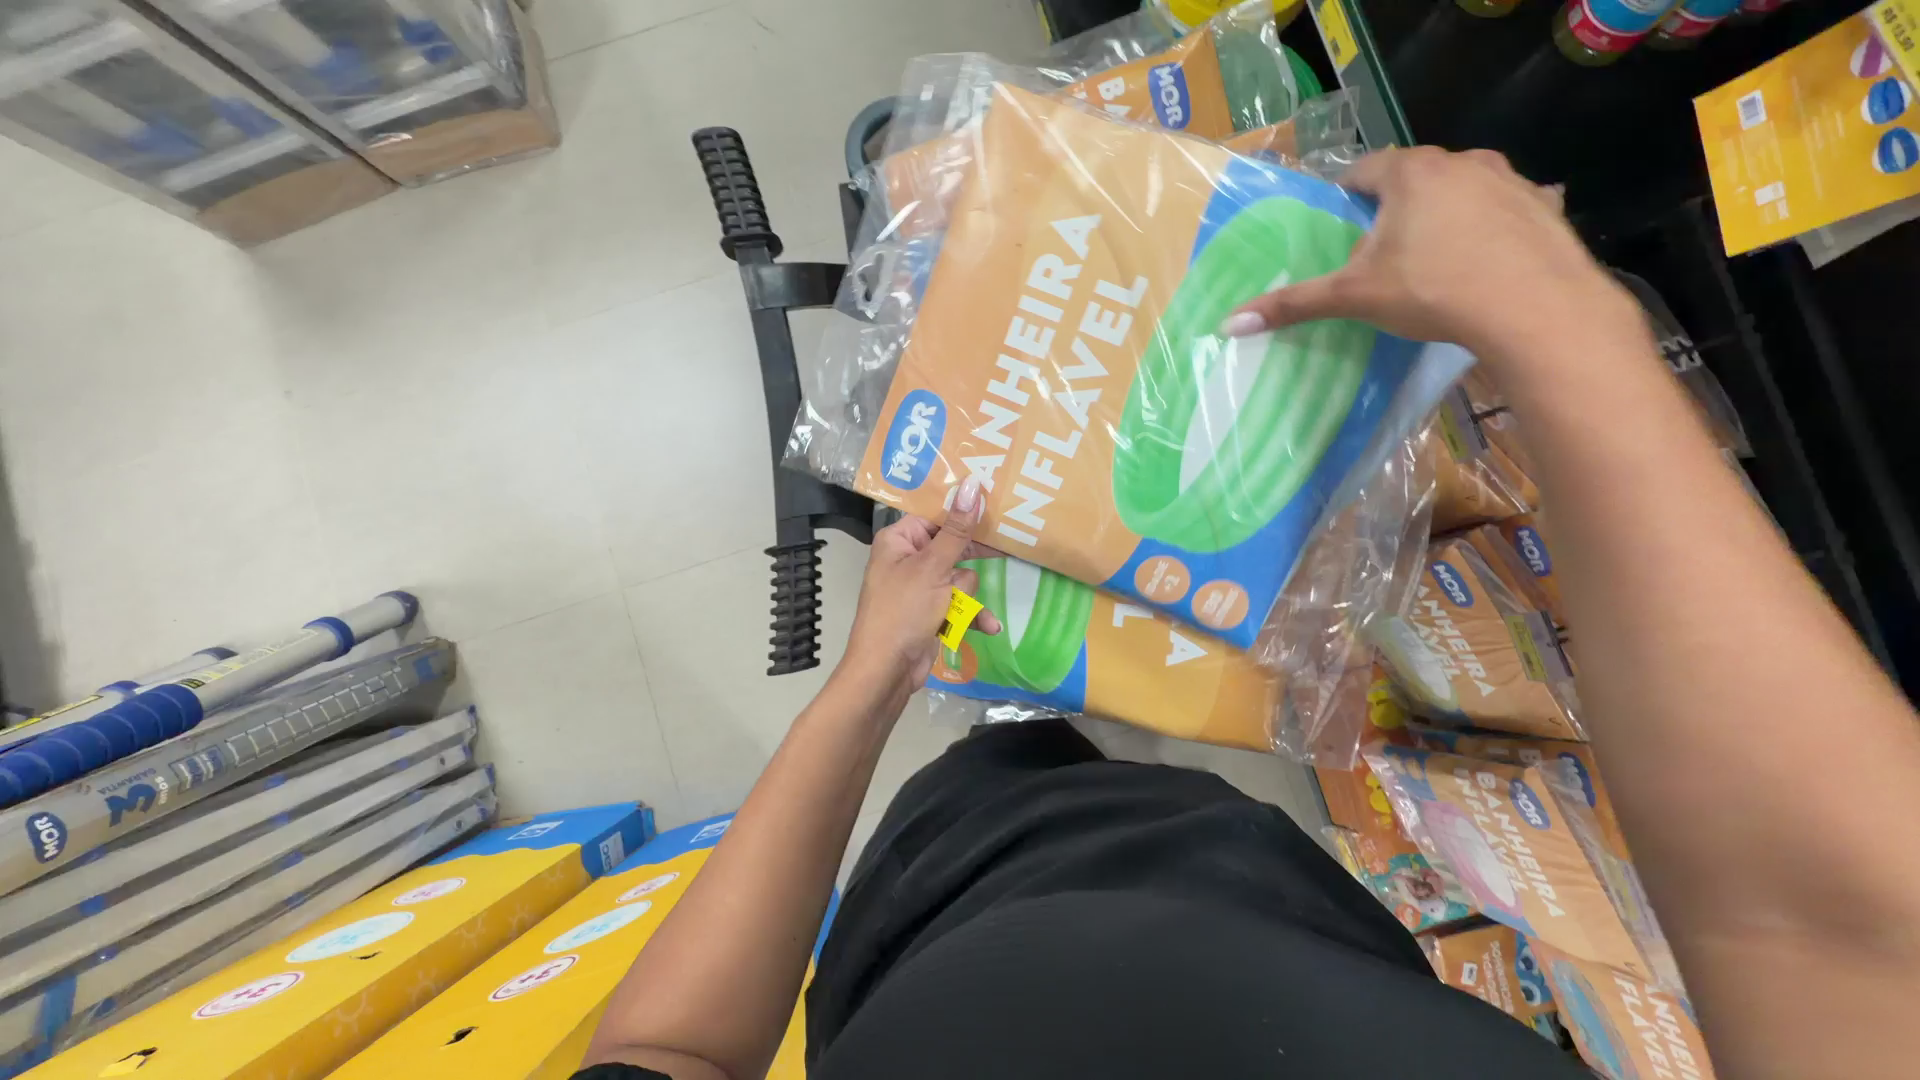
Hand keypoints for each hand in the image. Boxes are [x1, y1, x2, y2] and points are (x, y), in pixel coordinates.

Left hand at [839, 478, 1003, 696]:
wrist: (886, 670)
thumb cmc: (903, 611)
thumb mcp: (933, 567)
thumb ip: (957, 529)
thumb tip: (973, 485)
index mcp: (899, 540)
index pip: (935, 515)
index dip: (963, 512)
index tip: (995, 504)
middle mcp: (908, 560)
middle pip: (953, 547)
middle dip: (969, 562)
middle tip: (1007, 548)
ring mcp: (921, 588)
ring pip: (962, 579)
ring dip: (966, 597)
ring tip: (955, 611)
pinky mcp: (932, 612)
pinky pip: (960, 605)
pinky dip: (971, 616)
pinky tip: (989, 627)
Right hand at [1220, 147, 1637, 368]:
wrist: (1536, 309)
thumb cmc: (1433, 290)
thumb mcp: (1354, 297)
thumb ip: (1294, 305)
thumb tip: (1228, 323)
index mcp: (1410, 173)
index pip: (1363, 171)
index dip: (1345, 197)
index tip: (1338, 226)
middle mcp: (1461, 161)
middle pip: (1412, 178)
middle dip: (1393, 208)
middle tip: (1378, 252)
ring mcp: (1509, 180)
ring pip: (1460, 190)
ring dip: (1442, 214)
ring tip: (1429, 259)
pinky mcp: (1544, 205)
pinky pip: (1505, 208)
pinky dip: (1489, 227)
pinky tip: (1483, 261)